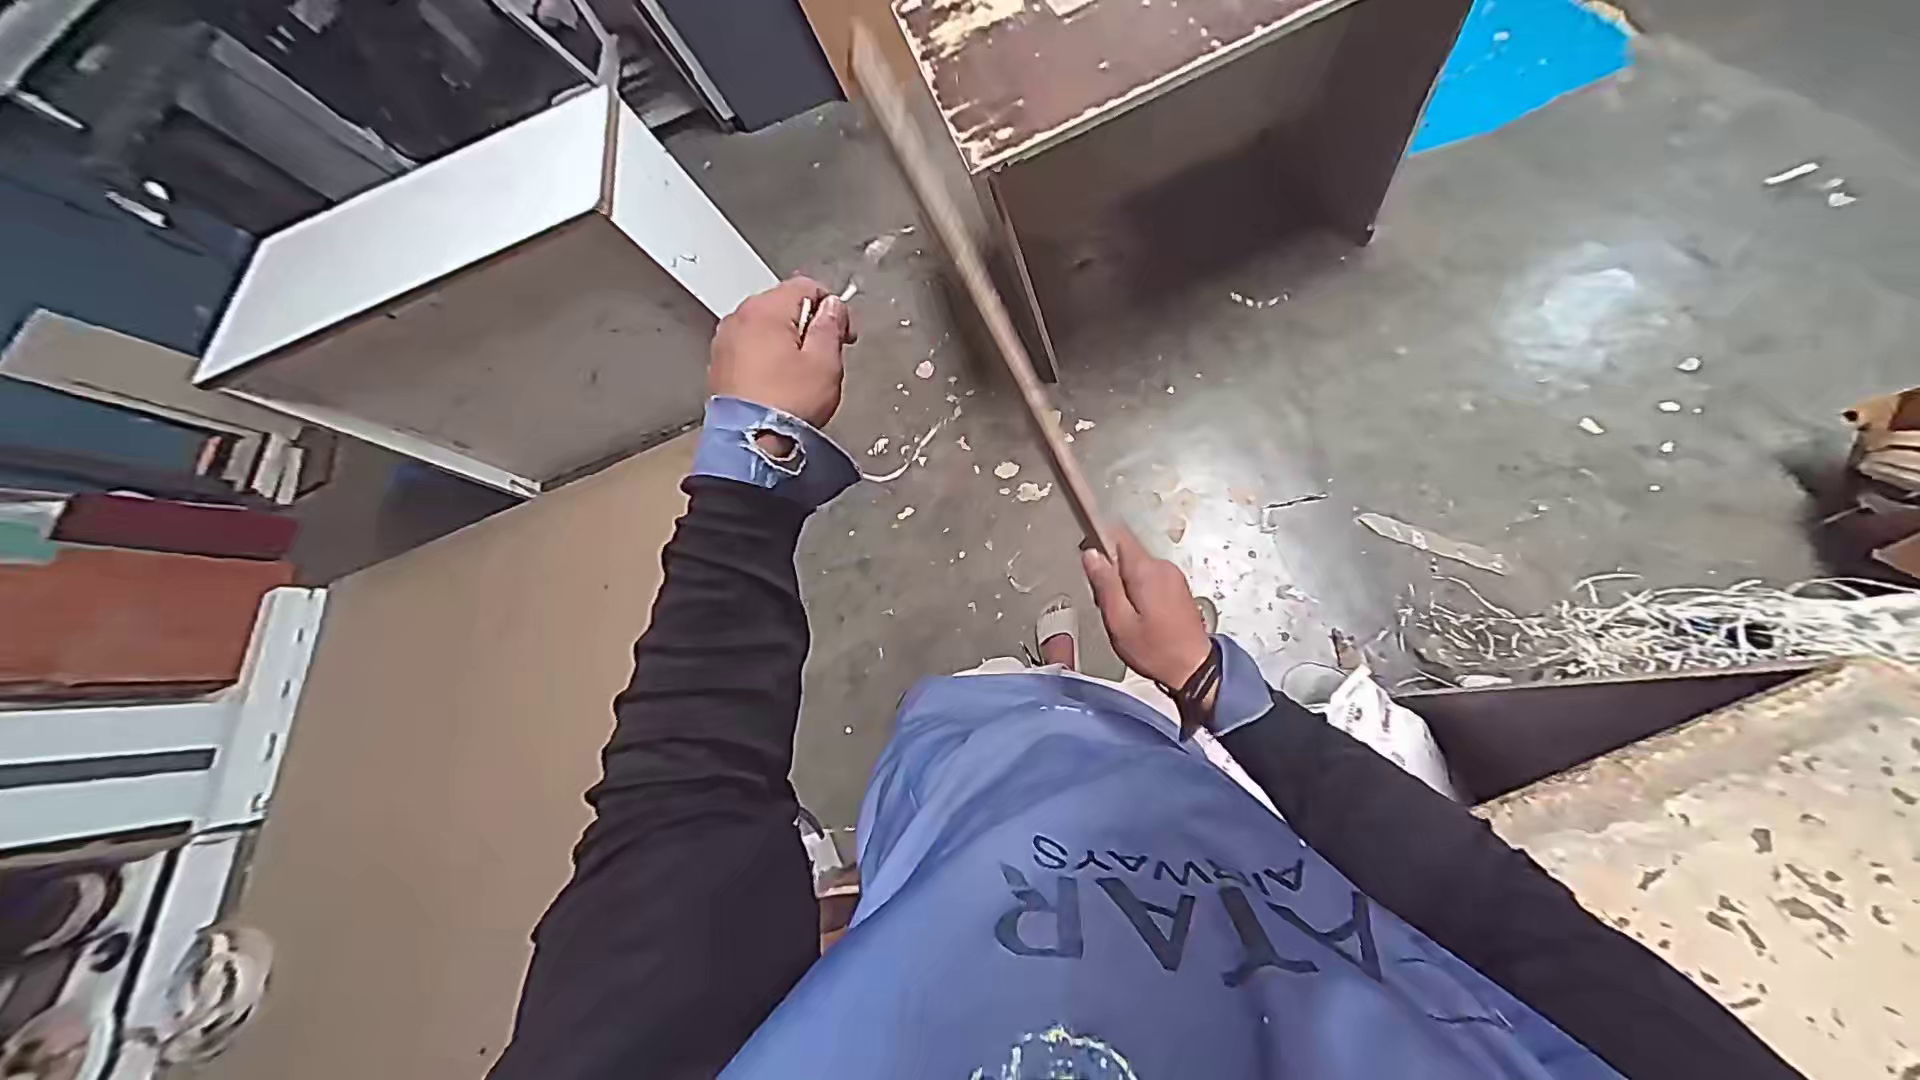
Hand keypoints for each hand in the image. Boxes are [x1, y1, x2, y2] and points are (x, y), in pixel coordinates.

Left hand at [709, 276, 854, 428]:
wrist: (752, 443)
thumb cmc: (787, 406)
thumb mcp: (825, 362)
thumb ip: (831, 326)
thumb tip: (833, 307)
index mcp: (766, 310)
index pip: (807, 286)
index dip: (832, 308)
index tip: (842, 335)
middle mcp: (740, 318)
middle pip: (784, 305)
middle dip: (808, 326)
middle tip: (823, 360)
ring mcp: (725, 342)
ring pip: (766, 329)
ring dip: (786, 344)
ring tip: (799, 378)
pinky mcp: (720, 365)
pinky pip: (750, 351)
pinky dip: (767, 361)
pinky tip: (779, 386)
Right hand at [1081, 529, 1211, 689]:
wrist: (1194, 670)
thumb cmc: (1156, 651)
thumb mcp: (1119, 621)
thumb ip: (1104, 584)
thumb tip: (1091, 555)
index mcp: (1146, 571)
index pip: (1118, 535)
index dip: (1099, 543)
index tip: (1093, 566)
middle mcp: (1162, 567)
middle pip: (1125, 552)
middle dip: (1110, 572)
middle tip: (1109, 604)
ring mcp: (1172, 576)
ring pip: (1136, 566)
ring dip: (1124, 584)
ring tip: (1126, 614)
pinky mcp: (1177, 587)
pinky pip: (1149, 577)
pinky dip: (1138, 590)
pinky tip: (1140, 615)